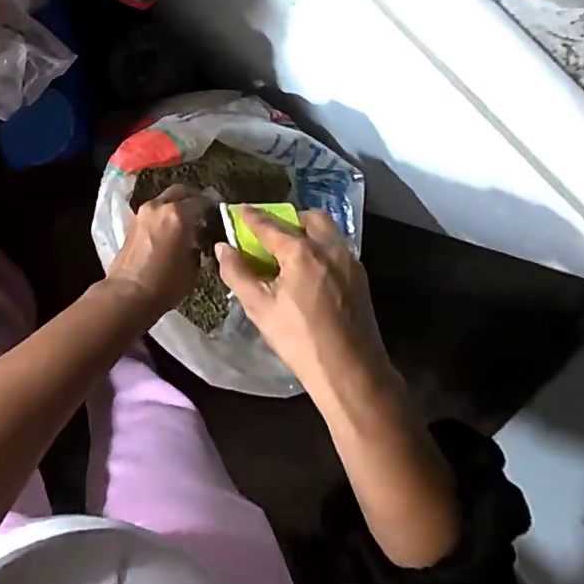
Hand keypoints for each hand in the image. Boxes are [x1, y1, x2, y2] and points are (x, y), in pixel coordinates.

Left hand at [108, 185, 210, 314]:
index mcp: (178, 214)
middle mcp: (160, 206)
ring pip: (165, 199)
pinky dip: (164, 213)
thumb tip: (196, 238)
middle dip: (193, 198)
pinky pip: (154, 210)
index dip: (213, 206)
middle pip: (181, 191)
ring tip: (186, 222)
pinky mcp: (132, 222)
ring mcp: (143, 212)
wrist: (127, 294)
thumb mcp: (192, 266)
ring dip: (177, 205)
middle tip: (203, 211)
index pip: (202, 201)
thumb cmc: (165, 283)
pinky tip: (170, 230)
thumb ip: (197, 245)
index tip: (219, 213)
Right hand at [216, 207, 393, 401]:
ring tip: (289, 250)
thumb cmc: (300, 341)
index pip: (269, 226)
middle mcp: (329, 247)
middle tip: (269, 233)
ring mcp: (349, 260)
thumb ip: (237, 273)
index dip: (251, 217)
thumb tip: (223, 247)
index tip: (239, 209)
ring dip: (306, 231)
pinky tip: (309, 269)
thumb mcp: (260, 309)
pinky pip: (337, 248)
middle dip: (286, 219)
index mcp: (301, 252)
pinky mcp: (360, 276)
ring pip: (326, 231)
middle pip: (306, 218)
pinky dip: (320, 246)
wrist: (351, 373)